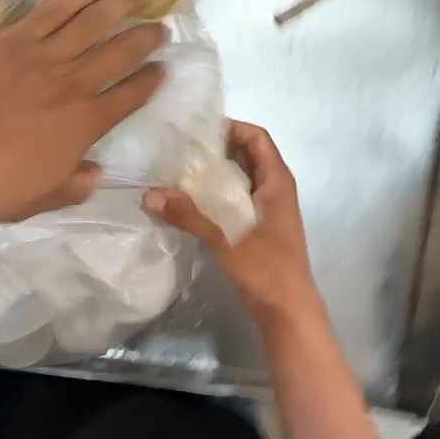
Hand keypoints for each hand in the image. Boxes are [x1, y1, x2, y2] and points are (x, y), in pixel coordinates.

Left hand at [0, 0, 166, 227]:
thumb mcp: (48, 197)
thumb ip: (78, 184)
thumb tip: (96, 172)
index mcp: (86, 124)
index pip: (132, 95)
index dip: (152, 80)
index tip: (164, 68)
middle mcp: (72, 85)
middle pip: (120, 51)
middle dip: (146, 37)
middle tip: (161, 26)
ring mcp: (41, 58)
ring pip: (91, 19)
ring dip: (120, 1)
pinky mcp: (10, 41)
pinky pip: (52, 9)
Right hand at [145, 121, 321, 324]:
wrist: (287, 311)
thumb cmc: (266, 269)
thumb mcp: (225, 238)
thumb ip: (190, 215)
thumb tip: (151, 195)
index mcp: (277, 182)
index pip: (257, 138)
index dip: (231, 127)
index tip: (198, 130)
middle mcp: (274, 190)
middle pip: (246, 156)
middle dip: (216, 150)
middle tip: (180, 150)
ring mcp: (266, 210)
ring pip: (239, 180)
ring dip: (214, 175)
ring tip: (179, 172)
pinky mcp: (256, 229)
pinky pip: (235, 201)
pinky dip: (215, 196)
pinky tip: (189, 203)